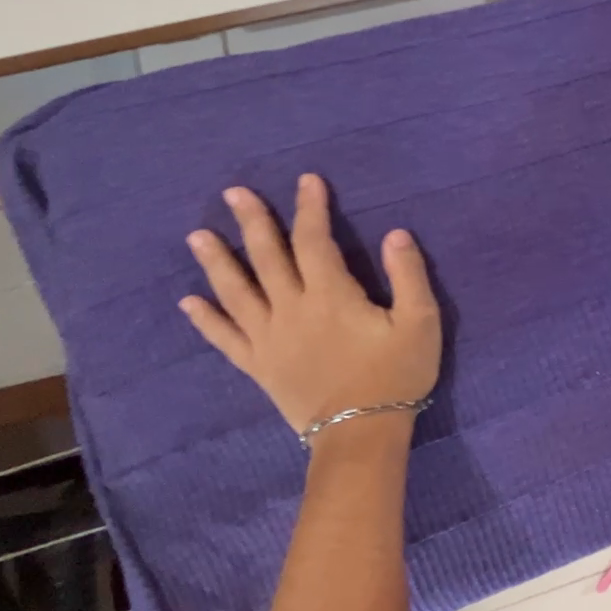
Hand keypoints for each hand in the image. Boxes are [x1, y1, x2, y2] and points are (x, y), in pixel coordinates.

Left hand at [180, 174, 441, 437]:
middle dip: (253, 223)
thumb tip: (395, 233)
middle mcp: (291, 311)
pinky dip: (206, 317)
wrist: (361, 429)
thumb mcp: (420, 320)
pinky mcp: (259, 364)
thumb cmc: (398, 371)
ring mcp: (269, 339)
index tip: (307, 180)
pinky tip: (190, 302)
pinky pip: (225, 337)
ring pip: (237, 293)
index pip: (315, 242)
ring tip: (199, 236)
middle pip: (268, 259)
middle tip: (233, 194)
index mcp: (332, 296)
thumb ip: (407, 275)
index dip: (311, 209)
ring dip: (217, 262)